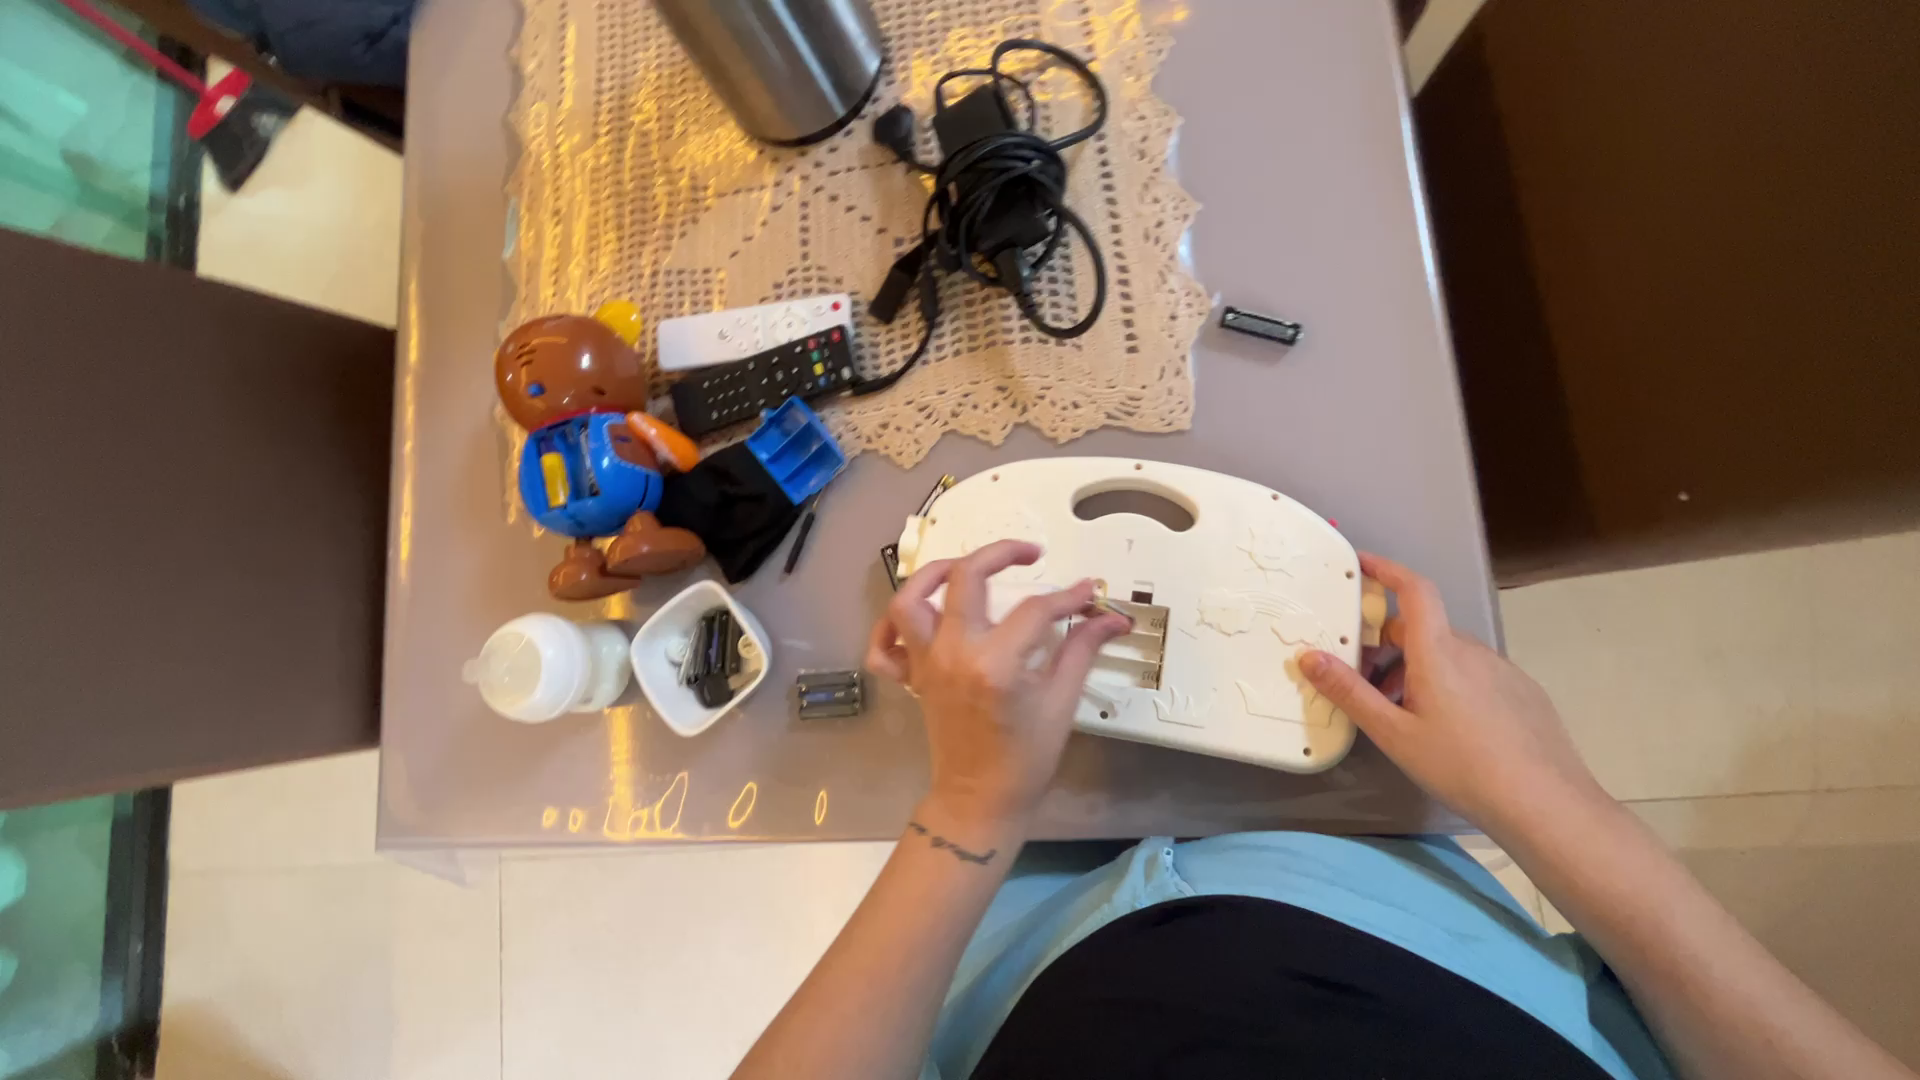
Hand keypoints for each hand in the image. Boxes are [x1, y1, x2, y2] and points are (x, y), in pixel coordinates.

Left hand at [866, 540, 1133, 827]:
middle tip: (1030, 554)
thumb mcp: (1061, 702)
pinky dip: (891, 624)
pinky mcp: (911, 677)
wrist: (981, 799)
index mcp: (996, 664)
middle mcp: (954, 654)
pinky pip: (883, 644)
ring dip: (935, 573)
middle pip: (966, 577)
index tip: (1088, 592)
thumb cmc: (1026, 757)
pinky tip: (923, 615)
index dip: (1068, 596)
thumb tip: (1113, 617)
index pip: (1035, 610)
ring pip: (910, 599)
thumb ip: (1082, 649)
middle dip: (1001, 553)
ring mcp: (926, 664)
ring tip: (965, 568)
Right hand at [1299, 553, 1610, 837]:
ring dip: (1415, 668)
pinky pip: (1473, 672)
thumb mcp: (1393, 733)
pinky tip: (1447, 729)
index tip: (1360, 563)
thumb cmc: (1461, 766)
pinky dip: (1447, 683)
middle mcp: (1471, 650)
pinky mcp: (1522, 692)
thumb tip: (1307, 656)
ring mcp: (1502, 670)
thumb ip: (1349, 691)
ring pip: (1446, 653)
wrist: (1549, 806)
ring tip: (1401, 715)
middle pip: (1420, 629)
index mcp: (1438, 651)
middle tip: (1363, 683)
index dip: (1386, 569)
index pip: (1413, 590)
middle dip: (1386, 645)